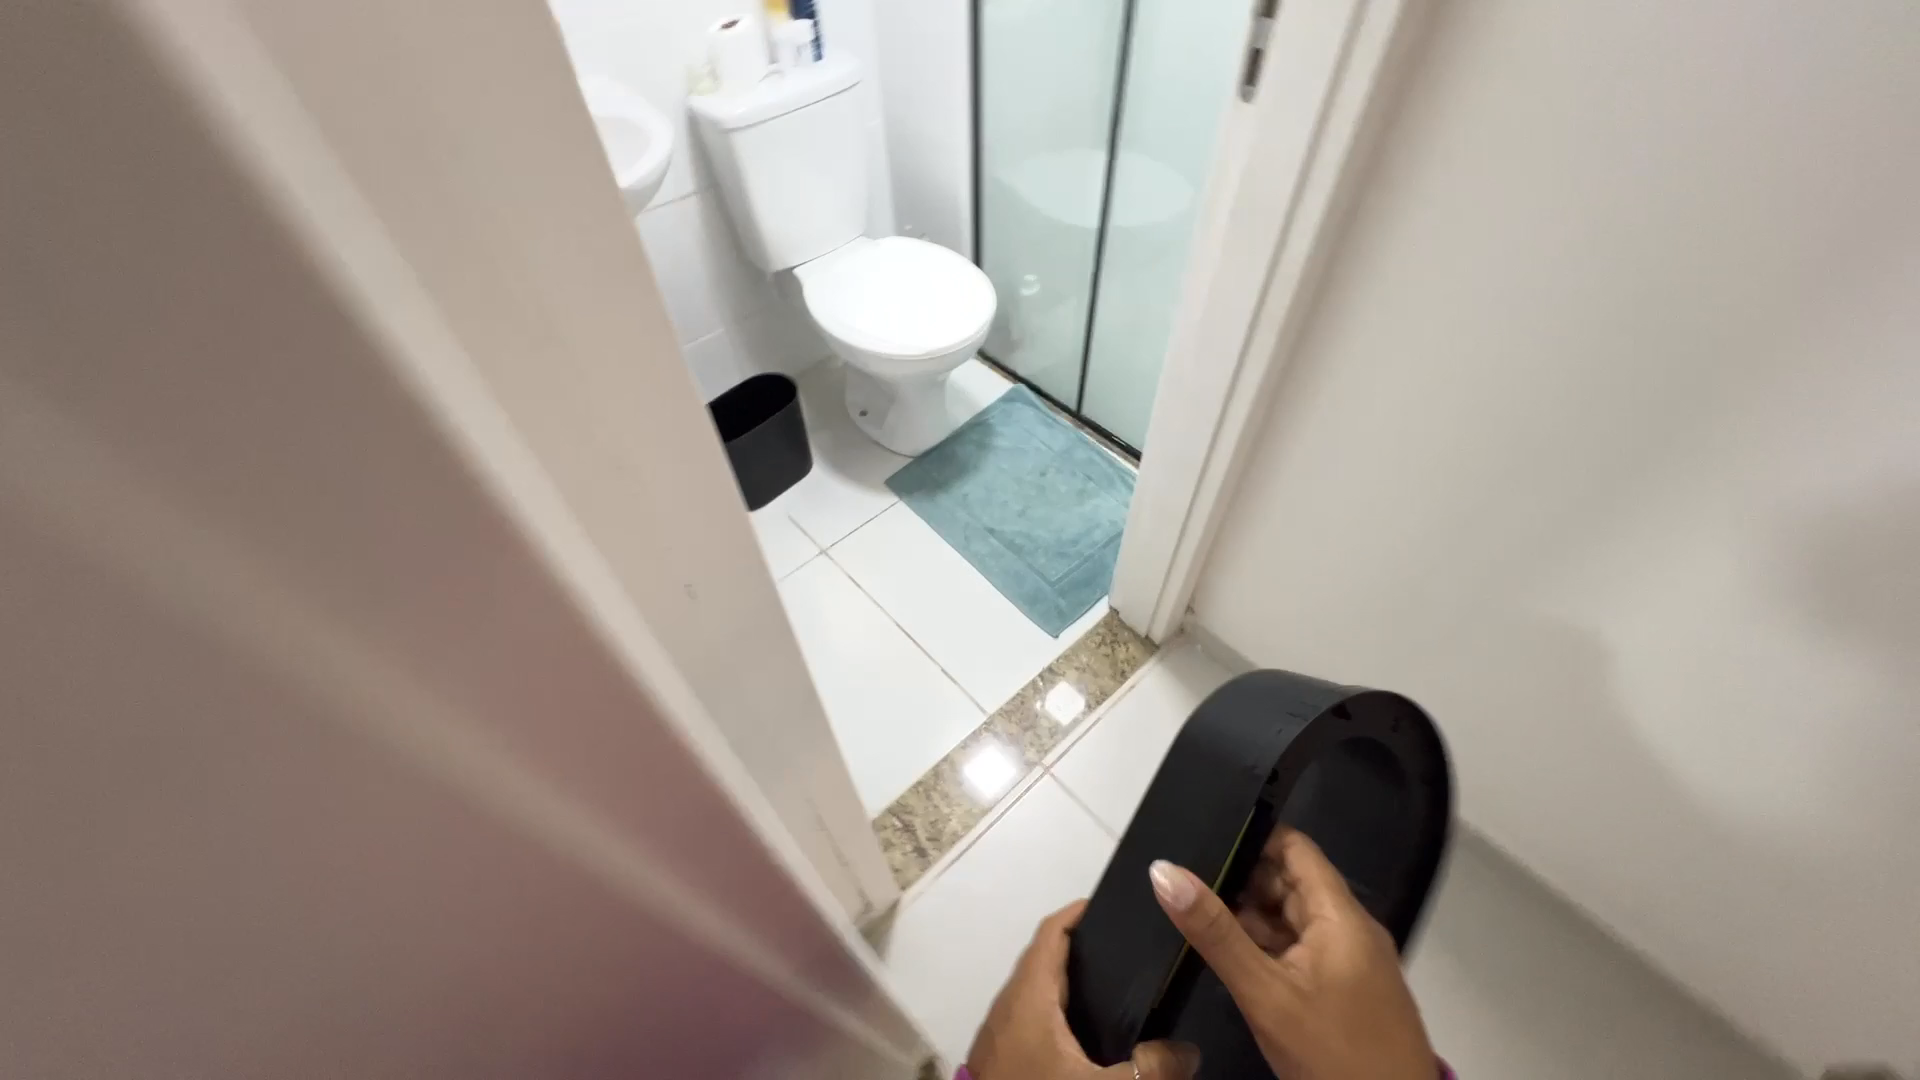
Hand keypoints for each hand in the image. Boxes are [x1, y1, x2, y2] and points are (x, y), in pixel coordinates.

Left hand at [967, 900, 1200, 1079]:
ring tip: (1118, 985)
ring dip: (1071, 977)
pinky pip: (1035, 1010)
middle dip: (1084, 946)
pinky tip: (1089, 1031)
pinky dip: (1061, 1006)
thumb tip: (1189, 1051)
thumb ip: (1146, 1072)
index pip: (1052, 931)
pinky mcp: (1004, 1049)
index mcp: (1031, 990)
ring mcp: (1005, 1024)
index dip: (1077, 912)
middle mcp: (1014, 997)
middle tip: (1129, 948)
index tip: (1112, 906)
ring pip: (1040, 984)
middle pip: (1048, 955)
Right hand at [1148, 828, 1434, 1079]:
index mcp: (1340, 915)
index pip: (1295, 848)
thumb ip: (1213, 931)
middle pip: (1290, 882)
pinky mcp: (1346, 992)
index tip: (1206, 834)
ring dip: (1250, 915)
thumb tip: (1163, 870)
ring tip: (1197, 910)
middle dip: (1241, 878)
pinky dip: (1266, 946)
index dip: (1253, 835)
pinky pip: (1300, 949)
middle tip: (1187, 875)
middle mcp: (1350, 929)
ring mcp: (1351, 963)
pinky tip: (1230, 953)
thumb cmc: (1333, 1056)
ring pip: (1291, 919)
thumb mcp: (1263, 992)